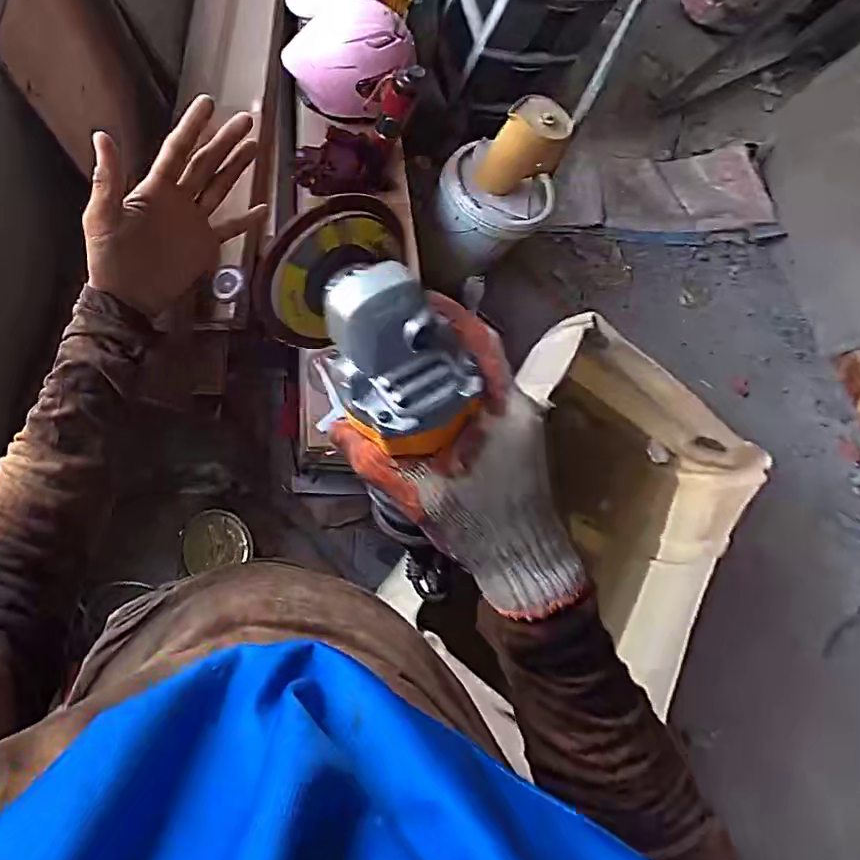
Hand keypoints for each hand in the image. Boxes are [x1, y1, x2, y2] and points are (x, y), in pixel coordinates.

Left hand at [84, 95, 266, 316]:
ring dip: (236, 167)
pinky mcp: (203, 246)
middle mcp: (178, 200)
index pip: (177, 150)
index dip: (192, 127)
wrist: (126, 299)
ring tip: (254, 147)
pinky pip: (228, 229)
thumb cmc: (109, 259)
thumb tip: (101, 136)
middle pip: (205, 164)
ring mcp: (193, 222)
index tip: (208, 104)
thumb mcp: (102, 217)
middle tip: (245, 120)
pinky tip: (262, 209)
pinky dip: (246, 221)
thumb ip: (107, 179)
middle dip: (224, 141)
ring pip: (219, 187)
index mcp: (154, 190)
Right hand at [328, 293, 510, 515]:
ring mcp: (517, 419)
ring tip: (403, 352)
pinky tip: (421, 393)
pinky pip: (479, 394)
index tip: (419, 298)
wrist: (523, 561)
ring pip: (478, 373)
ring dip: (444, 359)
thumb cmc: (478, 527)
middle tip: (397, 326)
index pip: (480, 344)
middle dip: (438, 334)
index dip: (451, 315)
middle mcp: (514, 406)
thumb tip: (336, 427)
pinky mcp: (513, 433)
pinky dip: (450, 385)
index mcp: (501, 412)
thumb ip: (373, 460)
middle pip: (477, 352)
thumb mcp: (418, 496)